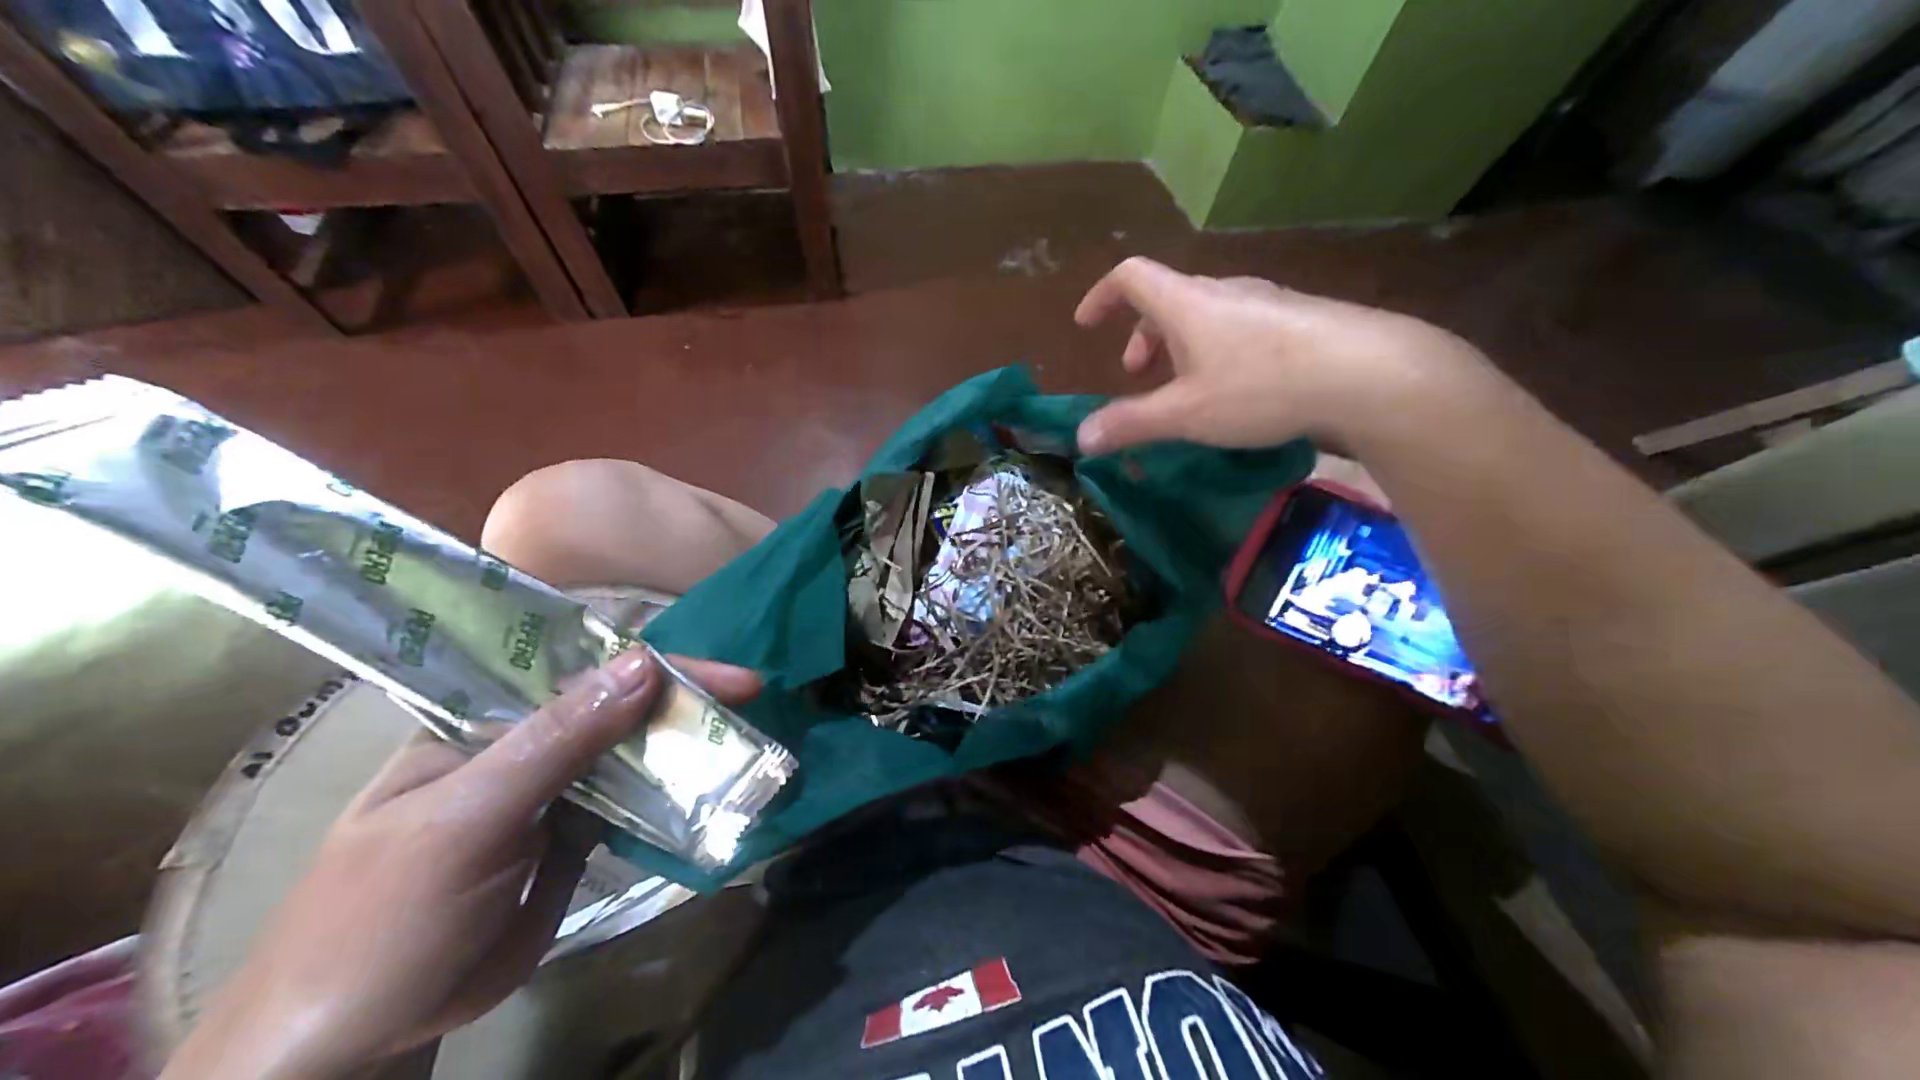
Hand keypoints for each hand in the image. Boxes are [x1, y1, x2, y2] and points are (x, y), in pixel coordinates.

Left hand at [161, 649, 761, 1079]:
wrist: (353, 1041)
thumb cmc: (383, 918)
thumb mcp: (466, 819)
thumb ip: (556, 741)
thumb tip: (646, 664)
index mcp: (485, 722)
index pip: (582, 671)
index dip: (657, 662)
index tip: (728, 673)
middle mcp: (525, 746)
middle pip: (619, 708)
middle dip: (686, 699)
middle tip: (756, 695)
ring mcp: (553, 793)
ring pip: (633, 755)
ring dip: (687, 747)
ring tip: (753, 737)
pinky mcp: (574, 838)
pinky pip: (634, 805)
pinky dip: (674, 796)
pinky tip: (716, 788)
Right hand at [1073, 257, 1498, 454]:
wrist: (1369, 373)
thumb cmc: (1261, 387)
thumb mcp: (1186, 414)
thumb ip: (1131, 423)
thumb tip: (1082, 436)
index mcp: (1187, 302)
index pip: (1130, 276)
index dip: (1101, 296)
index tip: (1086, 325)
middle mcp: (1224, 291)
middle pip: (1168, 297)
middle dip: (1142, 334)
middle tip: (1138, 373)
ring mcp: (1266, 301)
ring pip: (1205, 313)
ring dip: (1180, 344)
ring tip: (1185, 387)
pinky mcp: (1299, 319)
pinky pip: (1239, 325)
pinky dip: (1216, 349)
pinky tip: (1236, 388)